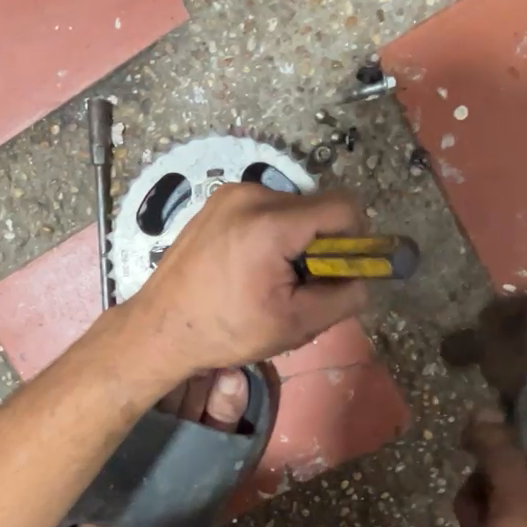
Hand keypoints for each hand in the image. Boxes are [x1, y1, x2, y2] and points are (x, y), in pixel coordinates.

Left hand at [122, 184, 370, 372]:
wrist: (160, 329)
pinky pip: (264, 211)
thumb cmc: (226, 331)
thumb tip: (366, 279)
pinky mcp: (216, 203)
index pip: (344, 207)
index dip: (358, 239)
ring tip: (273, 281)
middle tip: (302, 286)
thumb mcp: (294, 325)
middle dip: (322, 245)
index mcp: (271, 222)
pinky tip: (252, 270)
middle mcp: (251, 196)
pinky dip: (272, 236)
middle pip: (316, 208)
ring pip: (291, 210)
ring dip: (296, 241)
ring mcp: (229, 195)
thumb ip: (343, 298)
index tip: (344, 271)